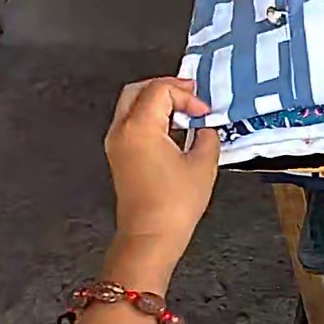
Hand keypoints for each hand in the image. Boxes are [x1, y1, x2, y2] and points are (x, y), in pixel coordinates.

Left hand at [103, 77, 219, 274]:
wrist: (151, 235)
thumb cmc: (175, 204)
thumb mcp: (204, 164)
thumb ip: (207, 136)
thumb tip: (205, 128)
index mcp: (140, 127)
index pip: (160, 90)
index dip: (186, 95)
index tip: (204, 111)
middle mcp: (122, 131)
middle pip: (139, 90)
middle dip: (167, 88)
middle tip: (192, 94)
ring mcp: (117, 144)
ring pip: (132, 105)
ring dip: (158, 102)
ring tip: (185, 111)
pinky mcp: (119, 156)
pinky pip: (132, 123)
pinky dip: (151, 117)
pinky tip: (173, 128)